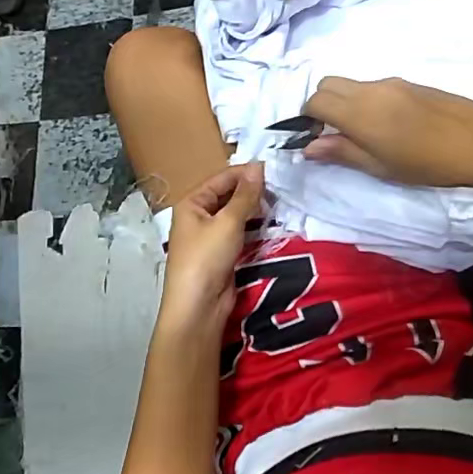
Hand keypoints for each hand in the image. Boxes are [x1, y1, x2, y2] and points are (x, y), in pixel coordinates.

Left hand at [159, 163, 263, 337]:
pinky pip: (239, 234)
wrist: (199, 307)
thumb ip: (245, 195)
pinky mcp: (221, 254)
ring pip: (235, 215)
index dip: (245, 173)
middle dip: (251, 192)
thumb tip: (257, 166)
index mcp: (192, 203)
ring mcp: (209, 236)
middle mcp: (198, 216)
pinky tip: (270, 226)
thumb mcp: (228, 222)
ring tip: (279, 205)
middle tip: (280, 189)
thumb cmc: (207, 258)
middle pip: (227, 196)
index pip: (221, 179)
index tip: (273, 169)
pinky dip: (253, 229)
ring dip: (254, 211)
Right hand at [300, 65, 472, 188]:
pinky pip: (373, 86)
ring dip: (344, 103)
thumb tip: (309, 147)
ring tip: (362, 133)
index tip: (313, 139)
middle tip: (333, 135)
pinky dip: (365, 100)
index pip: (314, 101)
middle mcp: (371, 88)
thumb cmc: (429, 164)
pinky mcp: (410, 83)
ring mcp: (392, 82)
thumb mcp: (381, 166)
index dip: (306, 119)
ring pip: (351, 84)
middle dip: (320, 105)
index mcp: (359, 110)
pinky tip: (387, 125)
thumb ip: (342, 152)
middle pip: (328, 84)